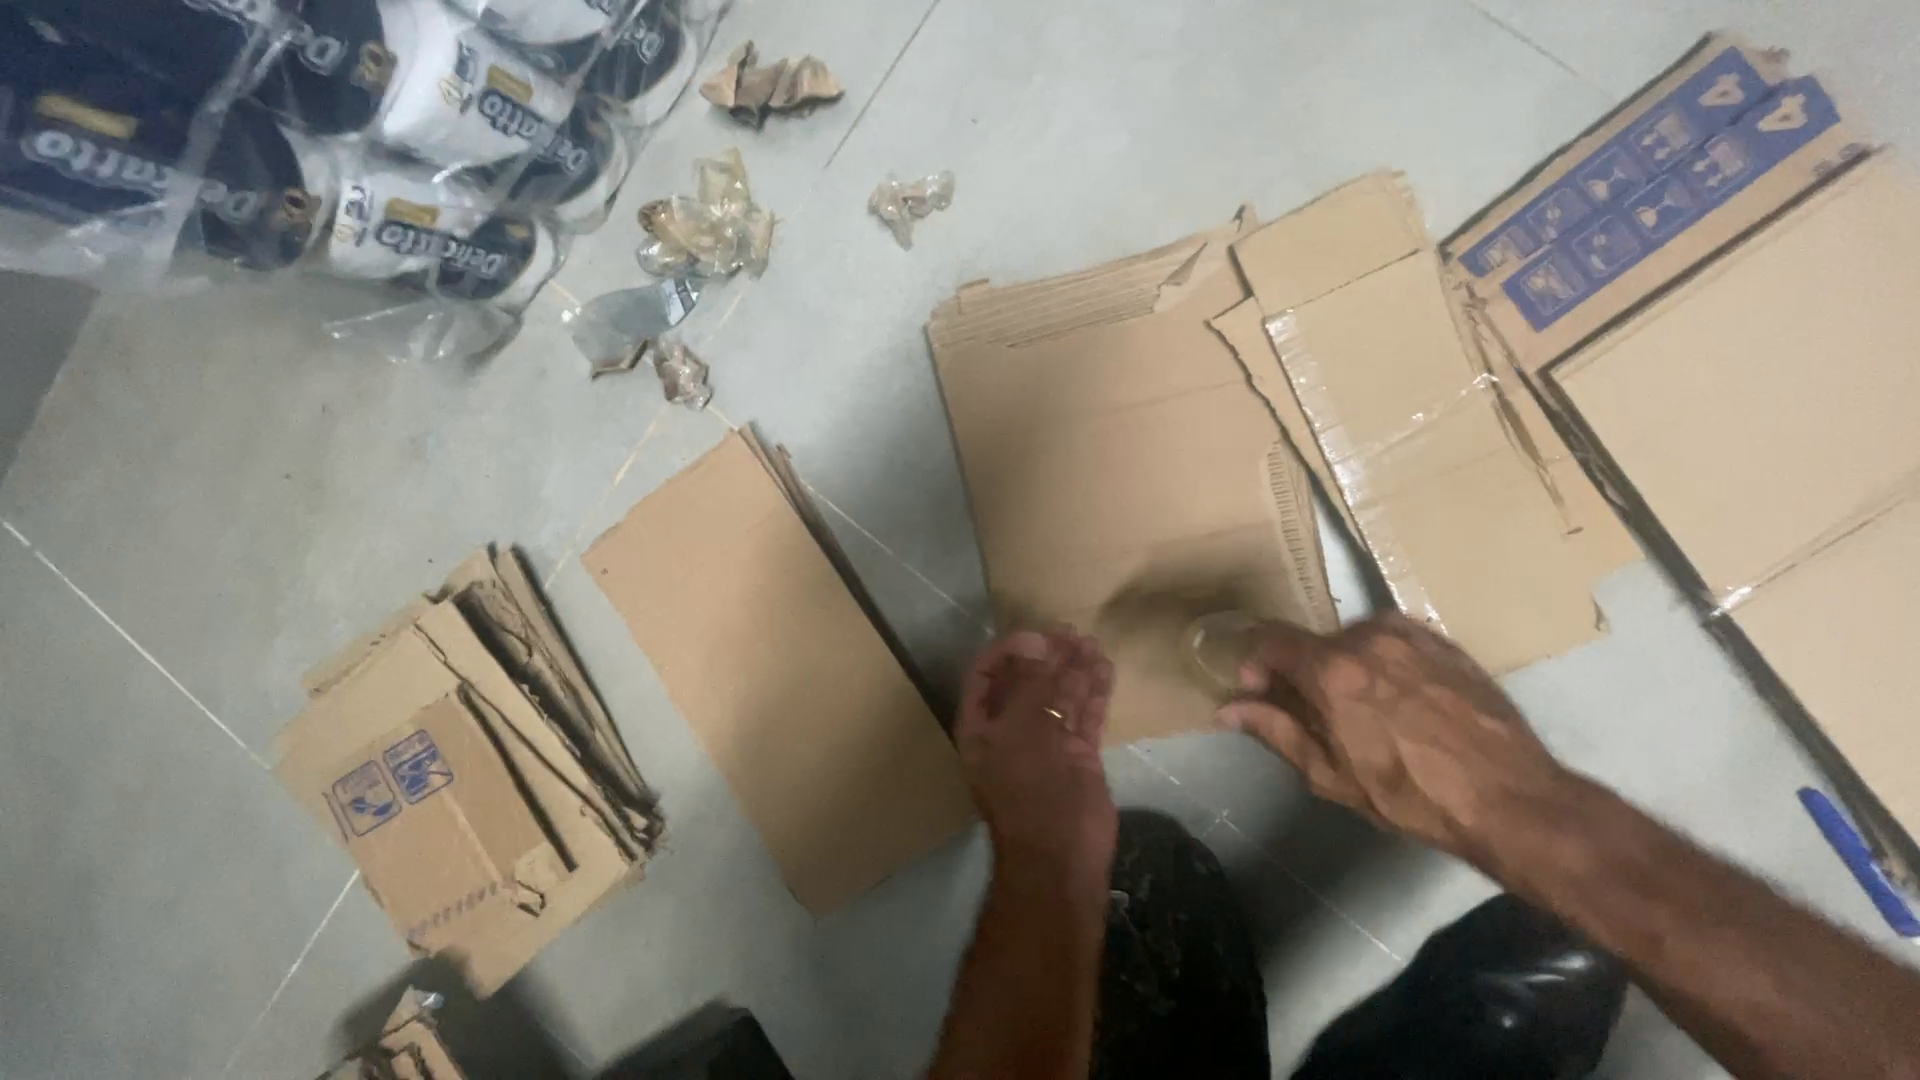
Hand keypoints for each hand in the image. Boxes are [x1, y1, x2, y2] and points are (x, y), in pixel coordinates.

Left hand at [957, 628, 1117, 887]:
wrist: (1060, 860)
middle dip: (1049, 656)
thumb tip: (1041, 643)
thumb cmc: (1030, 793)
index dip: (1010, 650)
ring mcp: (1045, 744)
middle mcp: (1010, 731)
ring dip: (1075, 669)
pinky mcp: (1077, 756)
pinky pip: (1084, 715)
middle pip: (1028, 681)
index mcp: (981, 727)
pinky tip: (1106, 669)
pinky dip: (1095, 692)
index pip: (987, 674)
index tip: (1039, 636)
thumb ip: (1033, 686)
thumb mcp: (1024, 733)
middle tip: (1073, 633)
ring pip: (1060, 696)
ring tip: (1094, 644)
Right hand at [1216, 613, 1573, 867]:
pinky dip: (1382, 663)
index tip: (1260, 691)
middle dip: (1303, 672)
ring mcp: (1411, 634)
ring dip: (1344, 667)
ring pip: (1353, 641)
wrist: (1512, 798)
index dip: (1255, 662)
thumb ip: (1275, 730)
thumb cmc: (1410, 795)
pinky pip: (1393, 641)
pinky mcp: (1444, 641)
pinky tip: (1402, 701)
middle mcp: (1367, 637)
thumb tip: (1227, 708)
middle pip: (1312, 643)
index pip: (1268, 639)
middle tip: (1317, 714)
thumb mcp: (1330, 774)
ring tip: (1367, 711)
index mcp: (1331, 669)